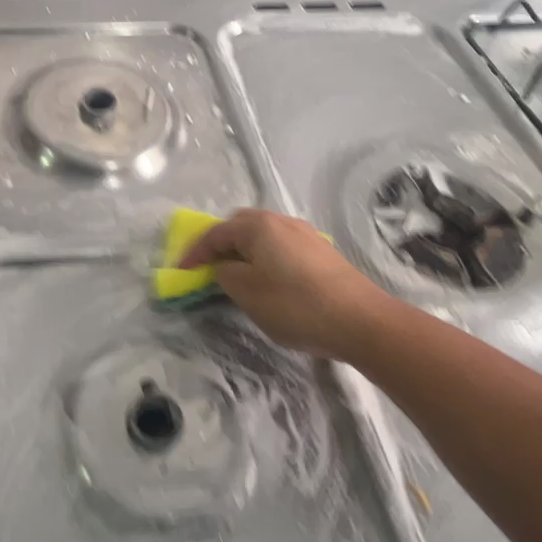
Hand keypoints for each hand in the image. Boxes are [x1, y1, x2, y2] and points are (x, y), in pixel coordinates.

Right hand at [178, 208, 391, 360]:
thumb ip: (225, 273)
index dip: (194, 252)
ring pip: (263, 236)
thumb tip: (224, 266)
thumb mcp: (247, 293)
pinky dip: (266, 259)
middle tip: (209, 269)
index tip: (180, 272)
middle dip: (221, 245)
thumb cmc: (295, 305)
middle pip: (240, 226)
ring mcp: (305, 234)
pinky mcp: (322, 252)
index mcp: (258, 225)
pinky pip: (282, 248)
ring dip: (245, 252)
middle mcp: (281, 220)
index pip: (215, 233)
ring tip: (238, 278)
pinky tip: (271, 282)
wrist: (362, 321)